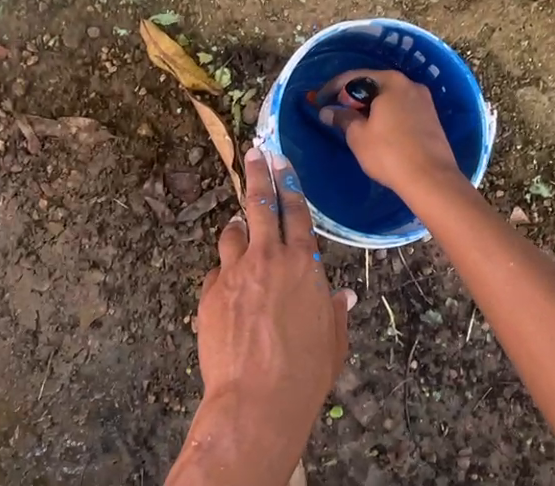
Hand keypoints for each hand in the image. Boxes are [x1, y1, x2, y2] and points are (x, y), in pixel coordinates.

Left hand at [169, 146, 354, 485]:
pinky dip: (224, 274)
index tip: (282, 162)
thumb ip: (335, 311)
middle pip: (261, 204)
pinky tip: (229, 288)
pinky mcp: (210, 293)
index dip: (290, 184)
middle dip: (258, 174)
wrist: (257, 401)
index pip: (297, 213)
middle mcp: (268, 259)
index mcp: (303, 265)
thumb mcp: (332, 341)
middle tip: (255, 154)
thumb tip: (344, 296)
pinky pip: (216, 273)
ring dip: (237, 229)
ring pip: (232, 233)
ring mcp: (235, 273)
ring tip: (239, 227)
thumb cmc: (305, 373)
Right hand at [317, 70, 463, 200]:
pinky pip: (401, 108)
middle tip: (336, 113)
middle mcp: (409, 84)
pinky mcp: (431, 118)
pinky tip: (378, 131)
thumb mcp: (358, 136)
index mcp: (391, 81)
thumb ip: (342, 118)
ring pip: (389, 97)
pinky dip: (386, 114)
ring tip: (355, 123)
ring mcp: (424, 100)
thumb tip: (327, 111)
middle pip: (373, 84)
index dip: (332, 88)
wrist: (432, 179)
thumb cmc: (390, 153)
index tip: (319, 101)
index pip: (354, 76)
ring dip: (370, 106)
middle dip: (352, 97)